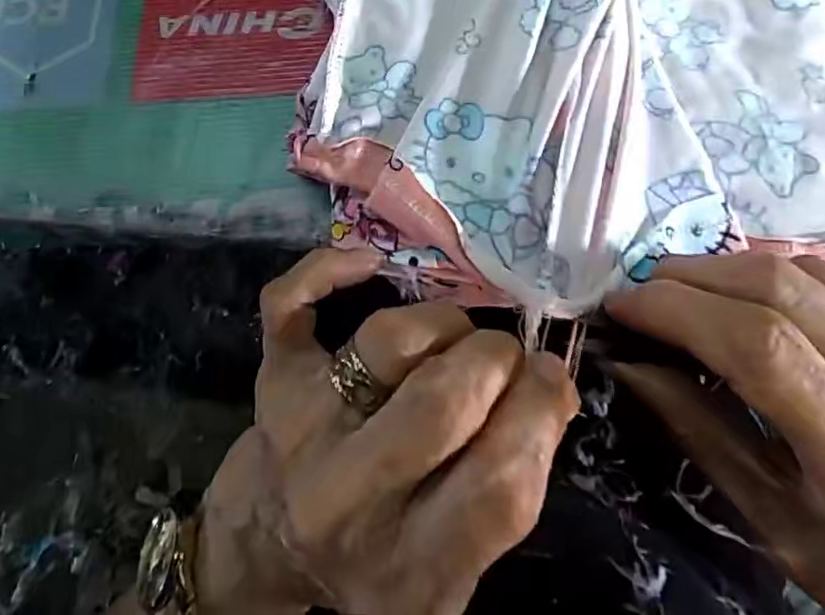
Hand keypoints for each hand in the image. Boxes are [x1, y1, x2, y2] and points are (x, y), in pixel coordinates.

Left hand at [193, 248, 579, 614]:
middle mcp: (348, 494)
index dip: (538, 415)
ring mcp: (302, 425)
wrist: (275, 541)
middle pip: (440, 402)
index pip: (498, 487)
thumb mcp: (452, 561)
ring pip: (386, 340)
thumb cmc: (380, 552)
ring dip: (441, 322)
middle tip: (505, 354)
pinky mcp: (273, 376)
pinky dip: (326, 270)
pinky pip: (289, 304)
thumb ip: (505, 487)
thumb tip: (552, 384)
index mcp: (412, 563)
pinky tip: (370, 262)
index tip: (550, 376)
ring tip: (456, 332)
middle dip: (493, 360)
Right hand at [604, 254, 824, 614]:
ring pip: (804, 273)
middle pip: (779, 291)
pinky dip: (770, 278)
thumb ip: (698, 430)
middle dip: (687, 278)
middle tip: (639, 294)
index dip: (678, 310)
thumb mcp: (774, 525)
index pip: (762, 346)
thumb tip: (625, 359)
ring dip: (721, 270)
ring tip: (679, 292)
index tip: (621, 308)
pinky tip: (743, 301)